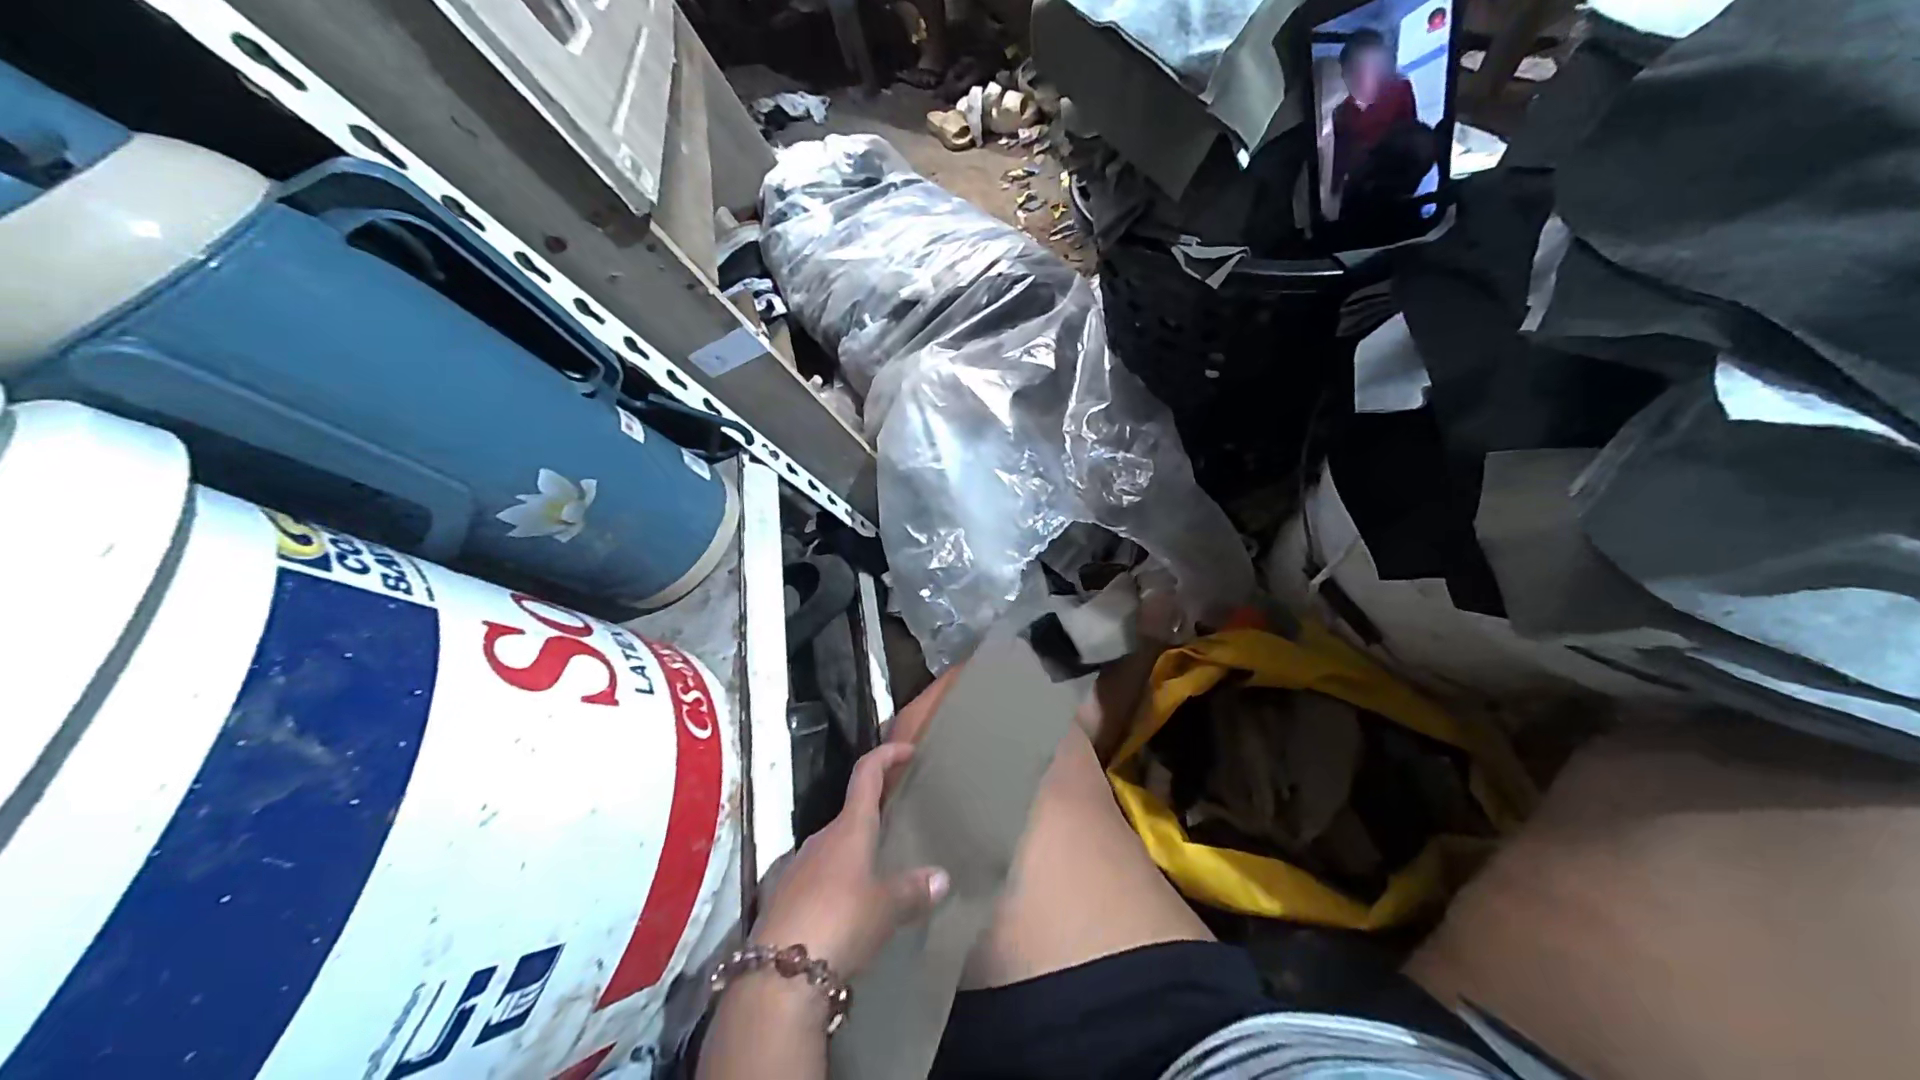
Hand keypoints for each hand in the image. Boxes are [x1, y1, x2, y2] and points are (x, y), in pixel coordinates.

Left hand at [751, 740, 949, 978]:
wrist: (778, 973)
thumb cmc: (841, 921)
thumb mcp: (886, 908)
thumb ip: (913, 890)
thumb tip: (941, 877)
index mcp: (848, 828)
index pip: (866, 775)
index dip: (885, 756)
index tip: (906, 749)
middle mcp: (820, 838)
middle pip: (850, 813)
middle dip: (874, 814)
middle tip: (899, 824)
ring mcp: (797, 866)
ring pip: (833, 848)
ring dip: (855, 852)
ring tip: (880, 873)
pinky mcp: (783, 897)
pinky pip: (818, 877)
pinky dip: (838, 880)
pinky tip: (850, 907)